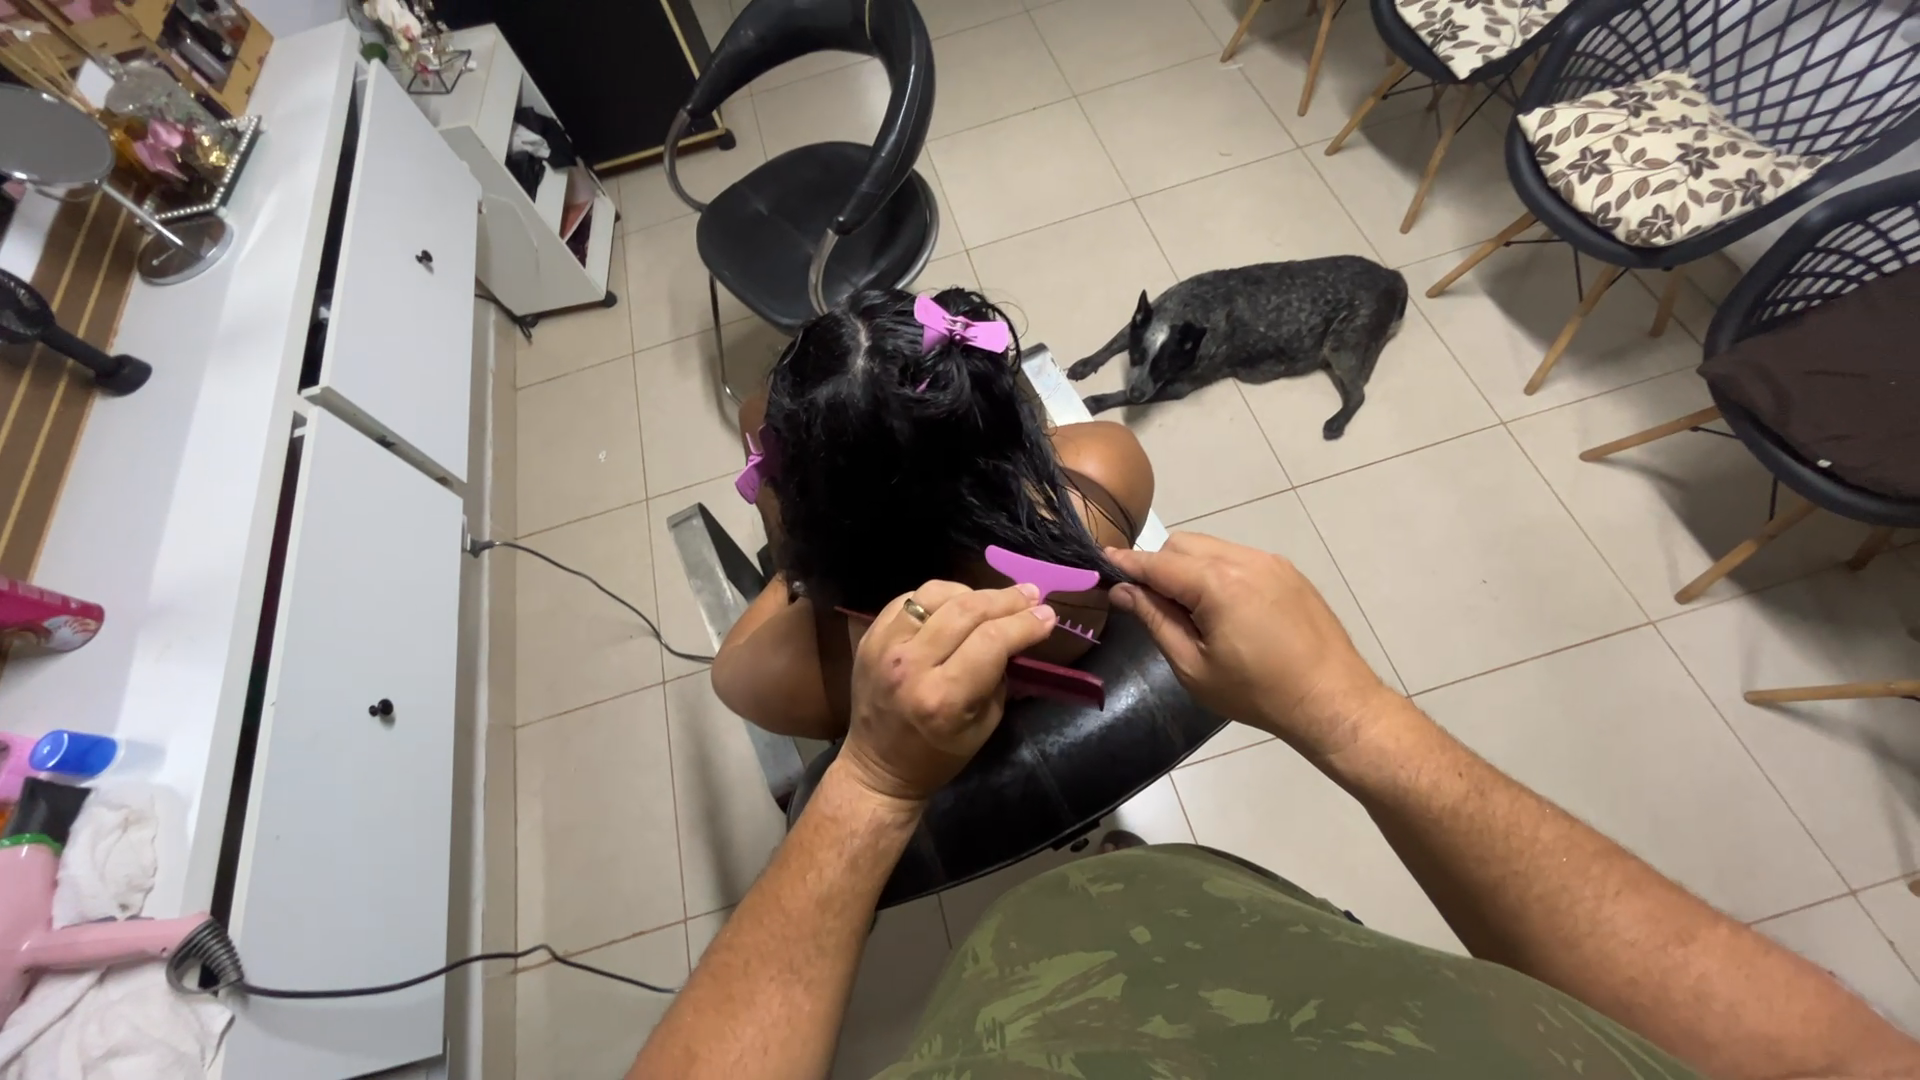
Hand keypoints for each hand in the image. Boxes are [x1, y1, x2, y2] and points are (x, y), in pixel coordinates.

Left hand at [838, 581, 1057, 804]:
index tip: (1048, 615)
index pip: (992, 641)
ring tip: (993, 599)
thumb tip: (1015, 633)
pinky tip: (955, 604)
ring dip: (972, 592)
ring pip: (935, 595)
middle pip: (966, 610)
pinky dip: (937, 597)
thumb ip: (999, 674)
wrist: (877, 767)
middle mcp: (911, 666)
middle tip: (1031, 595)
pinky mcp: (870, 637)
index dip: (1025, 624)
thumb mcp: (985, 724)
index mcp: (943, 698)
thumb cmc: (938, 755)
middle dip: (1007, 599)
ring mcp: (884, 647)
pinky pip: (907, 599)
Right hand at [1108, 533, 1391, 760]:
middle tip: (1156, 607)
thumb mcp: (1193, 666)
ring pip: (1210, 547)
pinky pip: (1237, 558)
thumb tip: (1121, 590)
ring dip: (1189, 569)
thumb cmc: (1256, 693)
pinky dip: (1217, 572)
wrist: (1333, 701)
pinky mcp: (1287, 571)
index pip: (1157, 562)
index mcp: (1218, 584)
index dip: (1126, 562)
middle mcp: (1244, 560)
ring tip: (1195, 613)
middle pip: (1182, 545)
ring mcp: (1270, 562)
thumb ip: (1155, 620)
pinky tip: (1226, 611)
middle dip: (1160, 567)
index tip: (1100, 561)